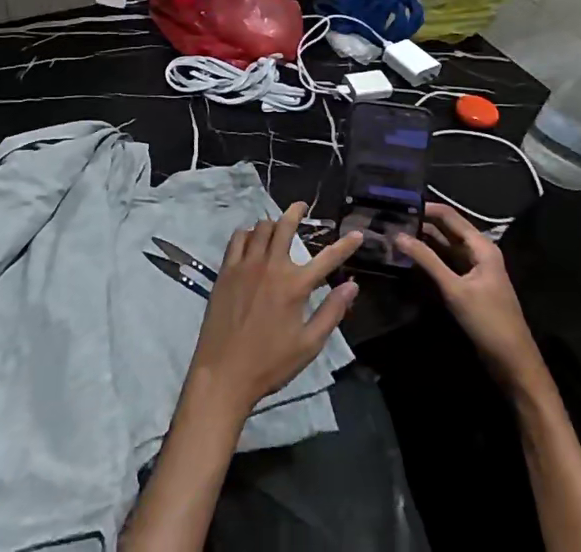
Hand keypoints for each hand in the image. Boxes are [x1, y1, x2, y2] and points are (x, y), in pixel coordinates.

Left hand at [184, 202, 362, 413]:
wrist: (223, 373)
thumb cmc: (270, 363)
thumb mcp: (309, 344)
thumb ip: (332, 312)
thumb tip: (352, 287)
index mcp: (295, 286)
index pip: (328, 258)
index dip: (345, 245)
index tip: (357, 233)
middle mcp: (271, 267)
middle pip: (285, 226)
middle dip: (296, 211)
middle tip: (301, 206)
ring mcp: (245, 266)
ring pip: (260, 228)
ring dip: (272, 223)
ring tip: (277, 226)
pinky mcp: (226, 271)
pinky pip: (237, 239)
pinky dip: (247, 233)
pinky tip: (251, 240)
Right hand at [396, 202, 546, 390]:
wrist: (512, 359)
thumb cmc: (487, 320)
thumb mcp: (454, 289)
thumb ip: (427, 260)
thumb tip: (398, 235)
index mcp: (482, 246)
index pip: (450, 216)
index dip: (426, 208)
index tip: (399, 205)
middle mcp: (479, 251)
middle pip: (448, 229)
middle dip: (422, 223)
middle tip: (392, 219)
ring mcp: (474, 268)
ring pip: (446, 246)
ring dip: (424, 240)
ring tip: (395, 233)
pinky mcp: (469, 284)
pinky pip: (447, 262)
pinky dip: (430, 258)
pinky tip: (411, 257)